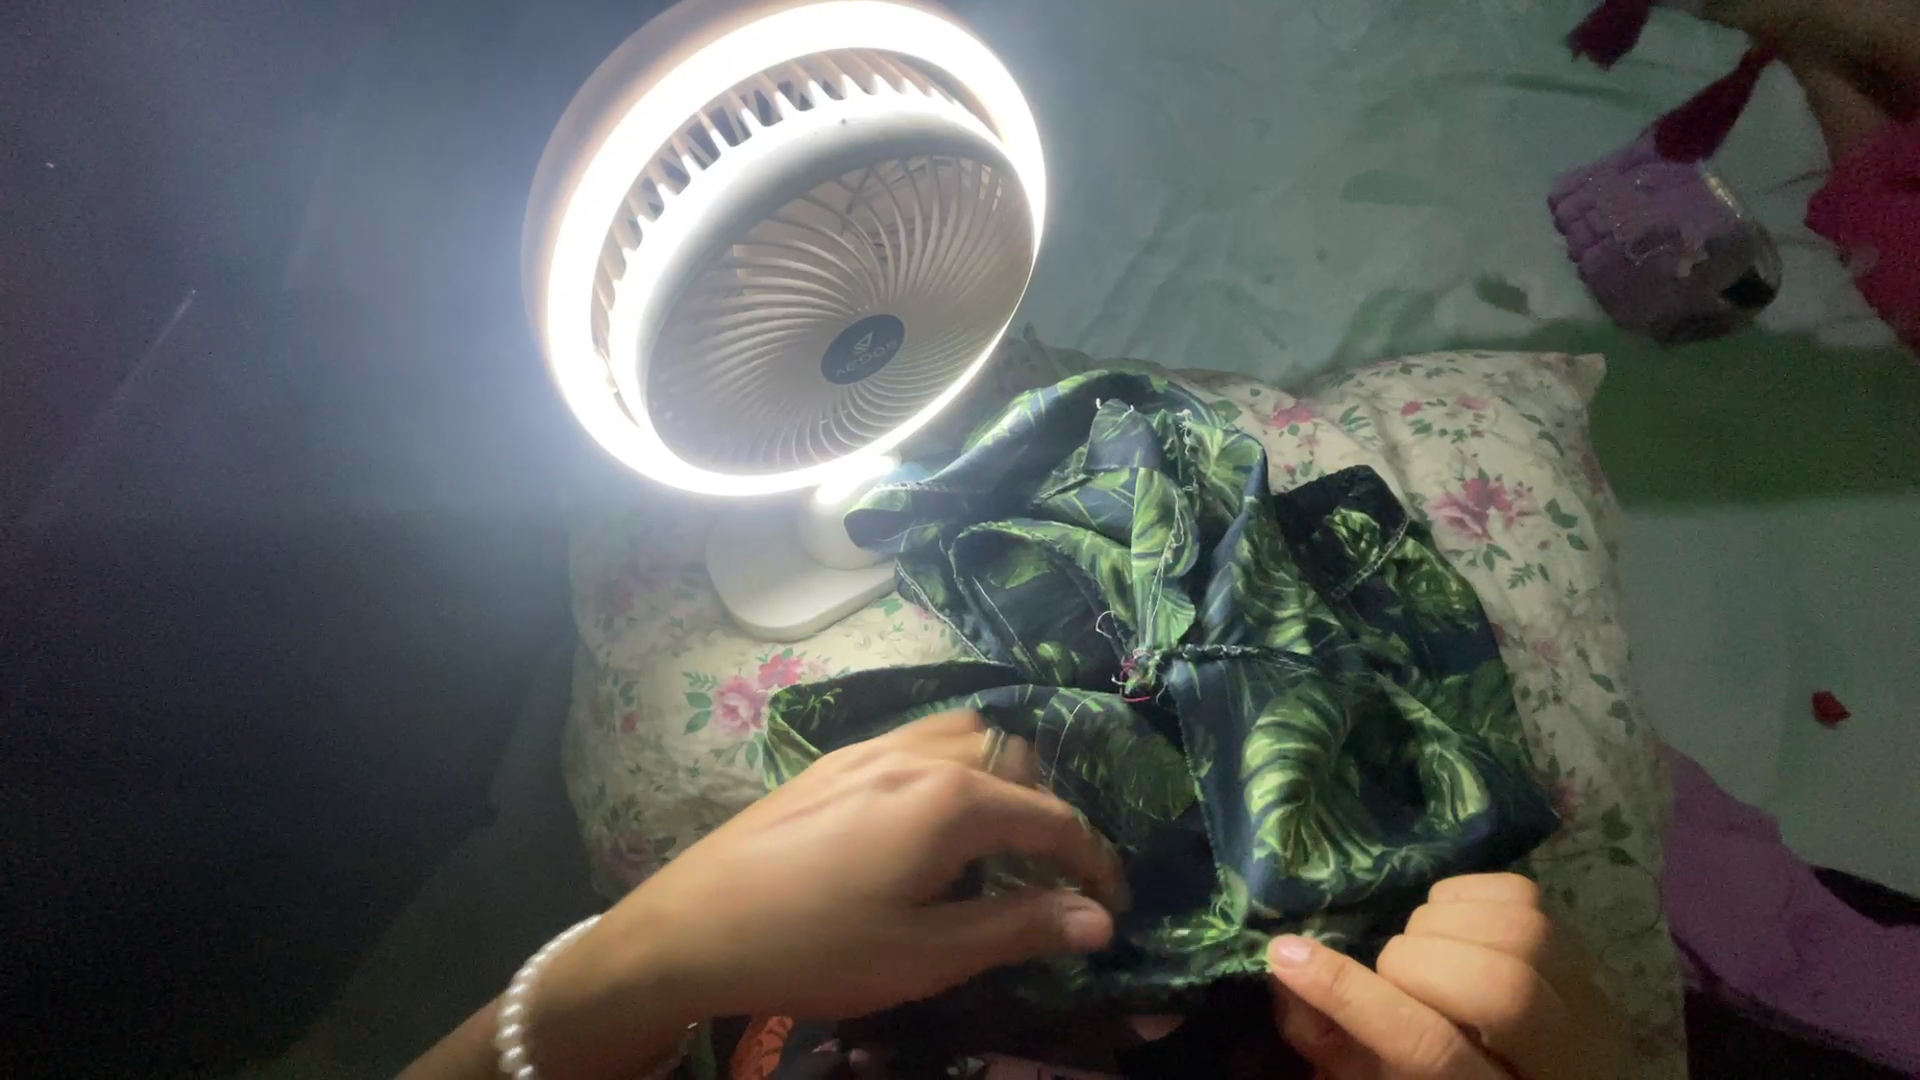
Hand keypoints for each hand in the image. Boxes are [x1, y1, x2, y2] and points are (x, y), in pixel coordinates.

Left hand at [529, 710, 1126, 1079]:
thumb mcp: (929, 954)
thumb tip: (1099, 919)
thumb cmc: (821, 946)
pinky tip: (932, 810)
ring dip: (1001, 775)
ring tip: (996, 832)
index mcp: (953, 799)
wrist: (698, 923)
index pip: (1053, 819)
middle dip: (1048, 812)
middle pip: (1017, 760)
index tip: (1113, 901)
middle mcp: (924, 753)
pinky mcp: (843, 754)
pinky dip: (956, 762)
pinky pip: (923, 736)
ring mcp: (878, 744)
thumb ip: (1020, 926)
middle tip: (1049, 872)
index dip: (1094, 861)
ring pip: (970, 734)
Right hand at [1267, 874, 1631, 1079]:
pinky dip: (1468, 899)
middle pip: (1497, 989)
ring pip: (1519, 935)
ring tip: (1423, 949)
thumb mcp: (1375, 1078)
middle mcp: (1569, 1063)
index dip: (1353, 997)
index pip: (1431, 1050)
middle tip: (1388, 969)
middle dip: (1415, 962)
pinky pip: (1523, 899)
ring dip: (1443, 927)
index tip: (1287, 953)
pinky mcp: (1588, 959)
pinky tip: (1455, 928)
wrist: (1541, 1079)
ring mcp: (1592, 1007)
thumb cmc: (1437, 1078)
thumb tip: (1283, 965)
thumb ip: (1329, 1035)